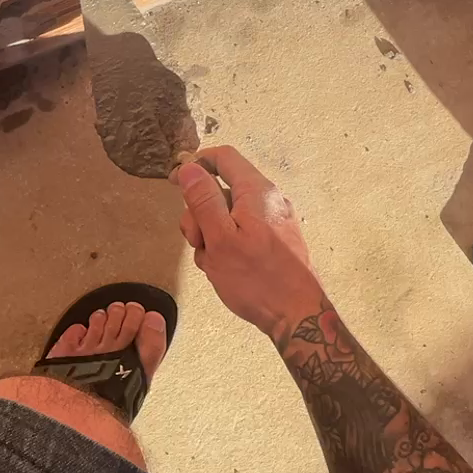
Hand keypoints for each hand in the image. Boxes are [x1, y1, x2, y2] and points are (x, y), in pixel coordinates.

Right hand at [175, 146, 326, 343]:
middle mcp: (269, 200)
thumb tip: (189, 168)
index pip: (223, 157)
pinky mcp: (274, 240)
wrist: (298, 315)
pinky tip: (224, 269)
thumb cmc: (257, 279)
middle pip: (222, 189)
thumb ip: (203, 200)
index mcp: (257, 192)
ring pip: (228, 214)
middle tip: (196, 242)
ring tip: (212, 262)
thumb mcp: (219, 238)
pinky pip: (241, 232)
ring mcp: (273, 221)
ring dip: (210, 234)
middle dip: (199, 212)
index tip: (174, 183)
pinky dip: (226, 245)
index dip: (195, 164)